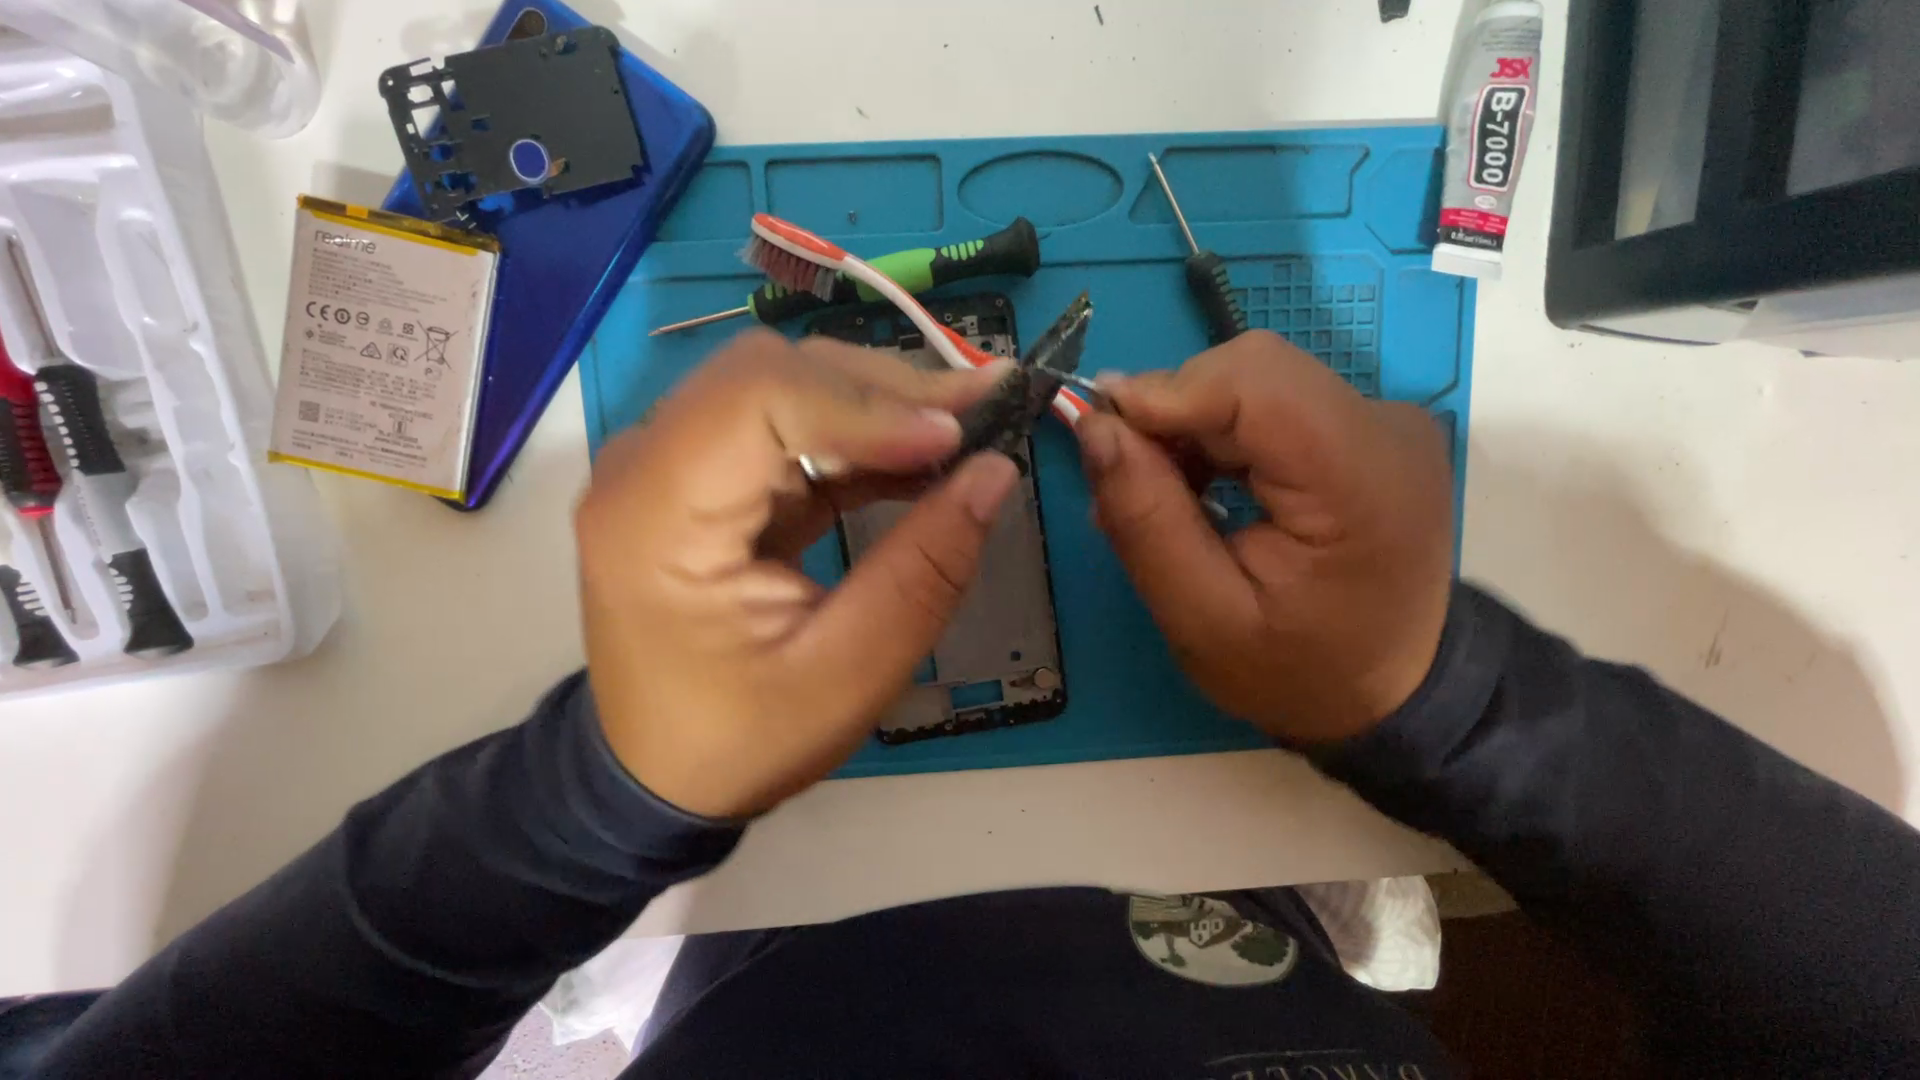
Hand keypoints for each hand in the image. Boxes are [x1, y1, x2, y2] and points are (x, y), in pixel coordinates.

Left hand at [576, 331, 1016, 817]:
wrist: (660, 771)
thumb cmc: (743, 737)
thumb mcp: (849, 673)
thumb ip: (924, 571)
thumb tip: (995, 471)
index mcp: (657, 517)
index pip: (758, 400)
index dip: (866, 404)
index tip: (956, 439)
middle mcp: (646, 465)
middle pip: (770, 374)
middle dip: (883, 389)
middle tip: (982, 413)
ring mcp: (666, 464)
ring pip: (781, 385)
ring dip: (875, 403)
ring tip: (963, 429)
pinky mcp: (698, 476)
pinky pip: (782, 425)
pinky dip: (854, 434)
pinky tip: (916, 456)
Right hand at [1075, 331, 1453, 743]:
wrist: (1391, 692)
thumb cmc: (1297, 671)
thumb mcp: (1202, 620)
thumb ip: (1145, 521)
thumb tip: (1094, 426)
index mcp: (1358, 481)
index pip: (1252, 381)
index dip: (1164, 393)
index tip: (1100, 433)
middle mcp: (1385, 428)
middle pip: (1250, 371)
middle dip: (1172, 414)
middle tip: (1130, 484)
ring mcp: (1384, 422)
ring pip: (1255, 380)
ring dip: (1191, 426)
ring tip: (1166, 497)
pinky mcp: (1369, 428)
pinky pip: (1273, 401)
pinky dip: (1220, 433)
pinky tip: (1205, 486)